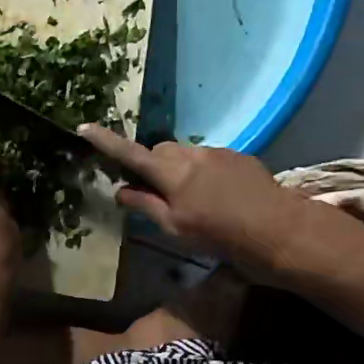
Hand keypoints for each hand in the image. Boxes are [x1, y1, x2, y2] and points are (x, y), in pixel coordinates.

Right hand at [78, 125, 299, 262]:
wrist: (279, 231)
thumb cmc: (221, 236)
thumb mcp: (176, 228)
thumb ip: (146, 206)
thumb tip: (120, 191)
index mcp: (171, 173)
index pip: (130, 154)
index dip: (105, 142)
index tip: (85, 127)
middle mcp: (191, 154)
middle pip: (159, 151)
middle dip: (152, 165)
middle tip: (156, 193)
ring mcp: (217, 152)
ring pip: (185, 154)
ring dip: (179, 170)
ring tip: (194, 200)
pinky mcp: (239, 156)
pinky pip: (209, 158)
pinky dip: (203, 172)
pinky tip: (218, 197)